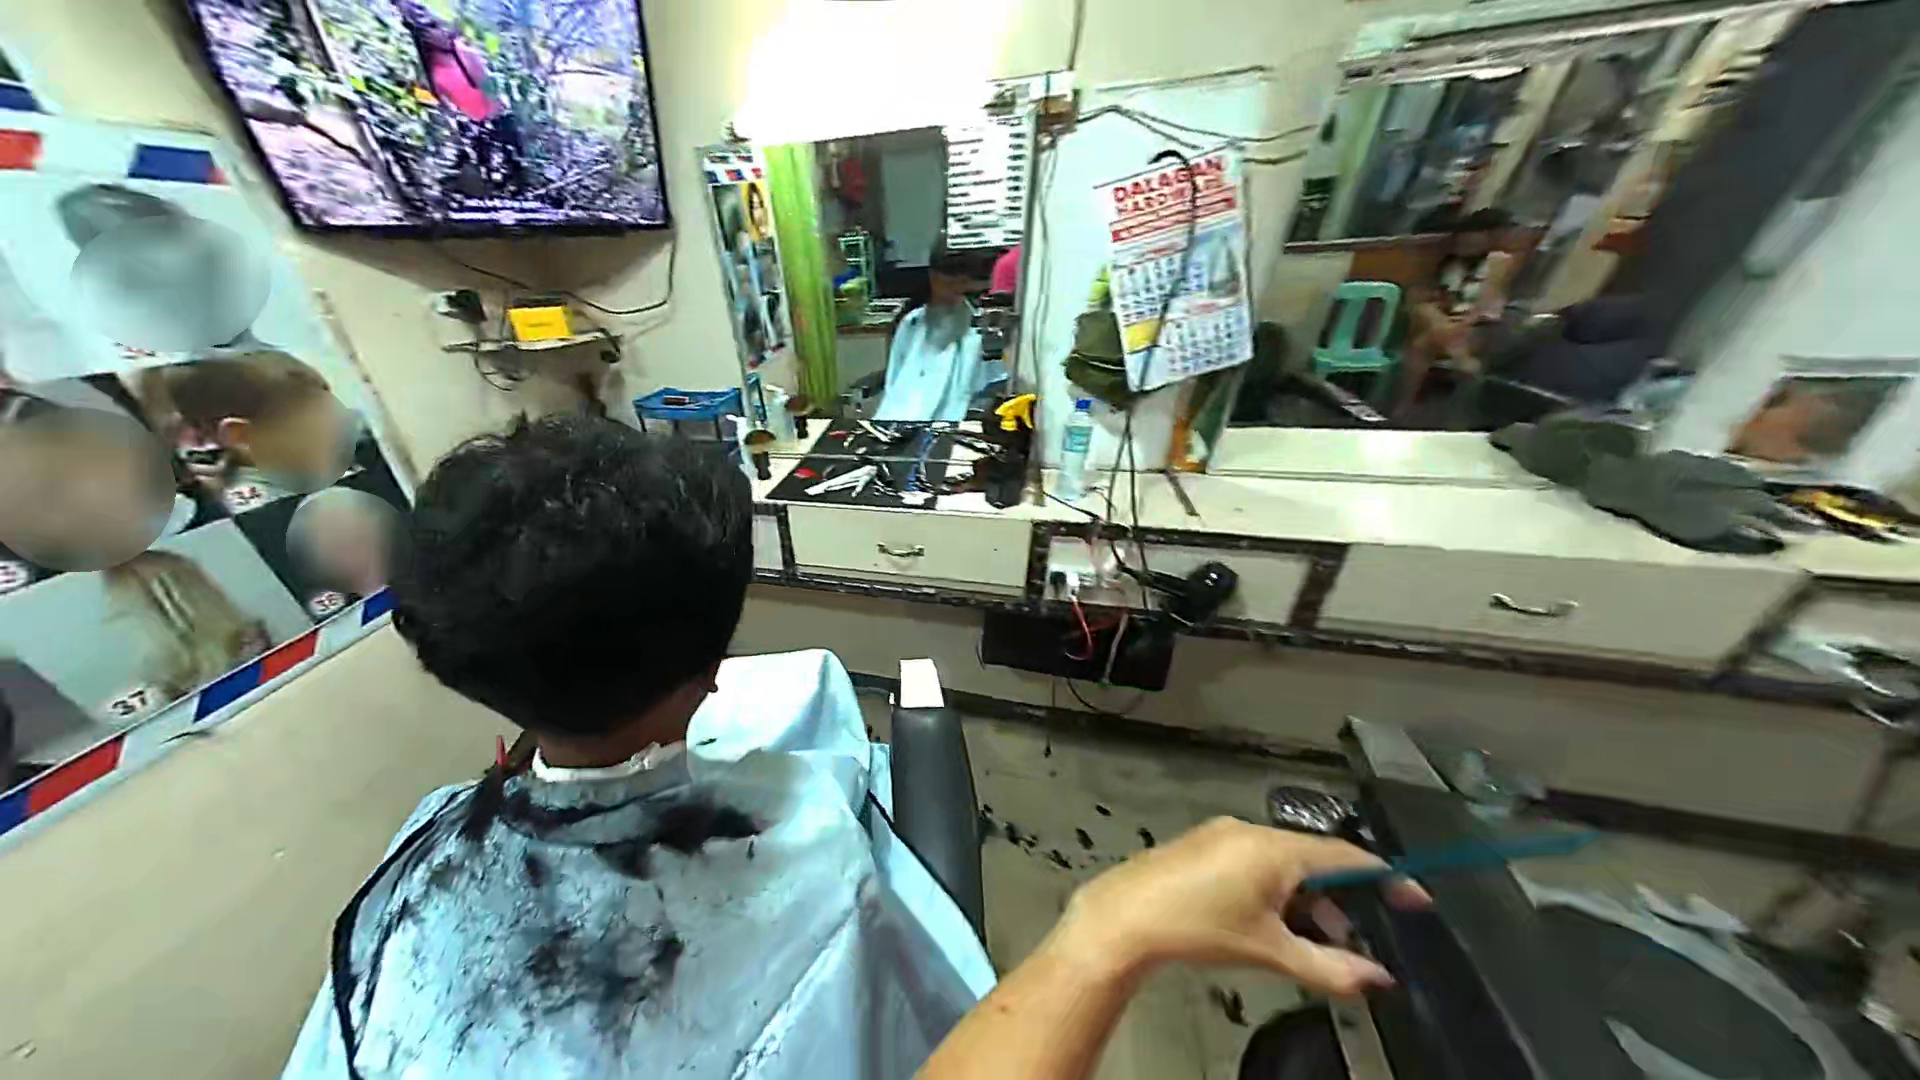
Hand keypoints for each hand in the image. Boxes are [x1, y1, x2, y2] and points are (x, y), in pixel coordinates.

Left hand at [1041, 817, 1426, 996]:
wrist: (1128, 914)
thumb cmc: (1202, 927)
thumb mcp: (1271, 951)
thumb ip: (1330, 967)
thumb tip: (1378, 980)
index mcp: (1273, 848)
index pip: (1344, 854)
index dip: (1383, 877)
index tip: (1416, 899)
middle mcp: (1250, 830)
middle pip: (1313, 858)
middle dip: (1340, 898)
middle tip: (1357, 942)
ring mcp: (1222, 834)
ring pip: (1282, 861)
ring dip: (1306, 898)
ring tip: (1314, 943)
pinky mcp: (1203, 844)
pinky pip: (1255, 860)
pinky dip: (1276, 888)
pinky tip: (1274, 923)